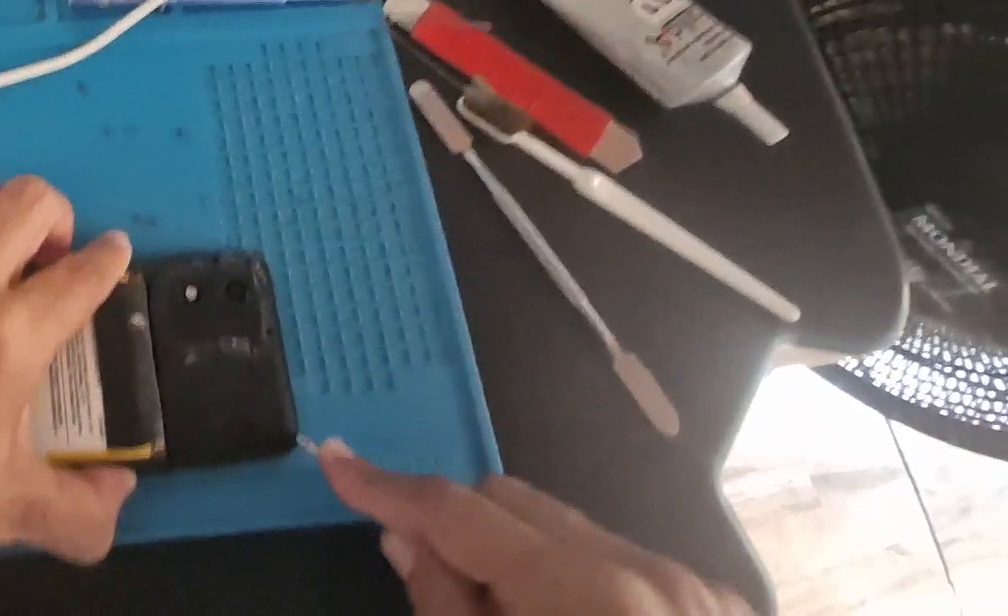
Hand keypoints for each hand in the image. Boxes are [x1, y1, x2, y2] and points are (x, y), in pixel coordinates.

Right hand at [319, 442, 751, 615]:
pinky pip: (615, 557)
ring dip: (516, 551)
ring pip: (560, 523)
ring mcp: (693, 587)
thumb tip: (404, 540)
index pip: (455, 510)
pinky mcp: (725, 605)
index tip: (333, 457)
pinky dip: (573, 577)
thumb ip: (445, 607)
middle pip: (508, 498)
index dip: (384, 486)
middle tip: (441, 582)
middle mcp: (643, 570)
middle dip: (460, 524)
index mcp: (586, 592)